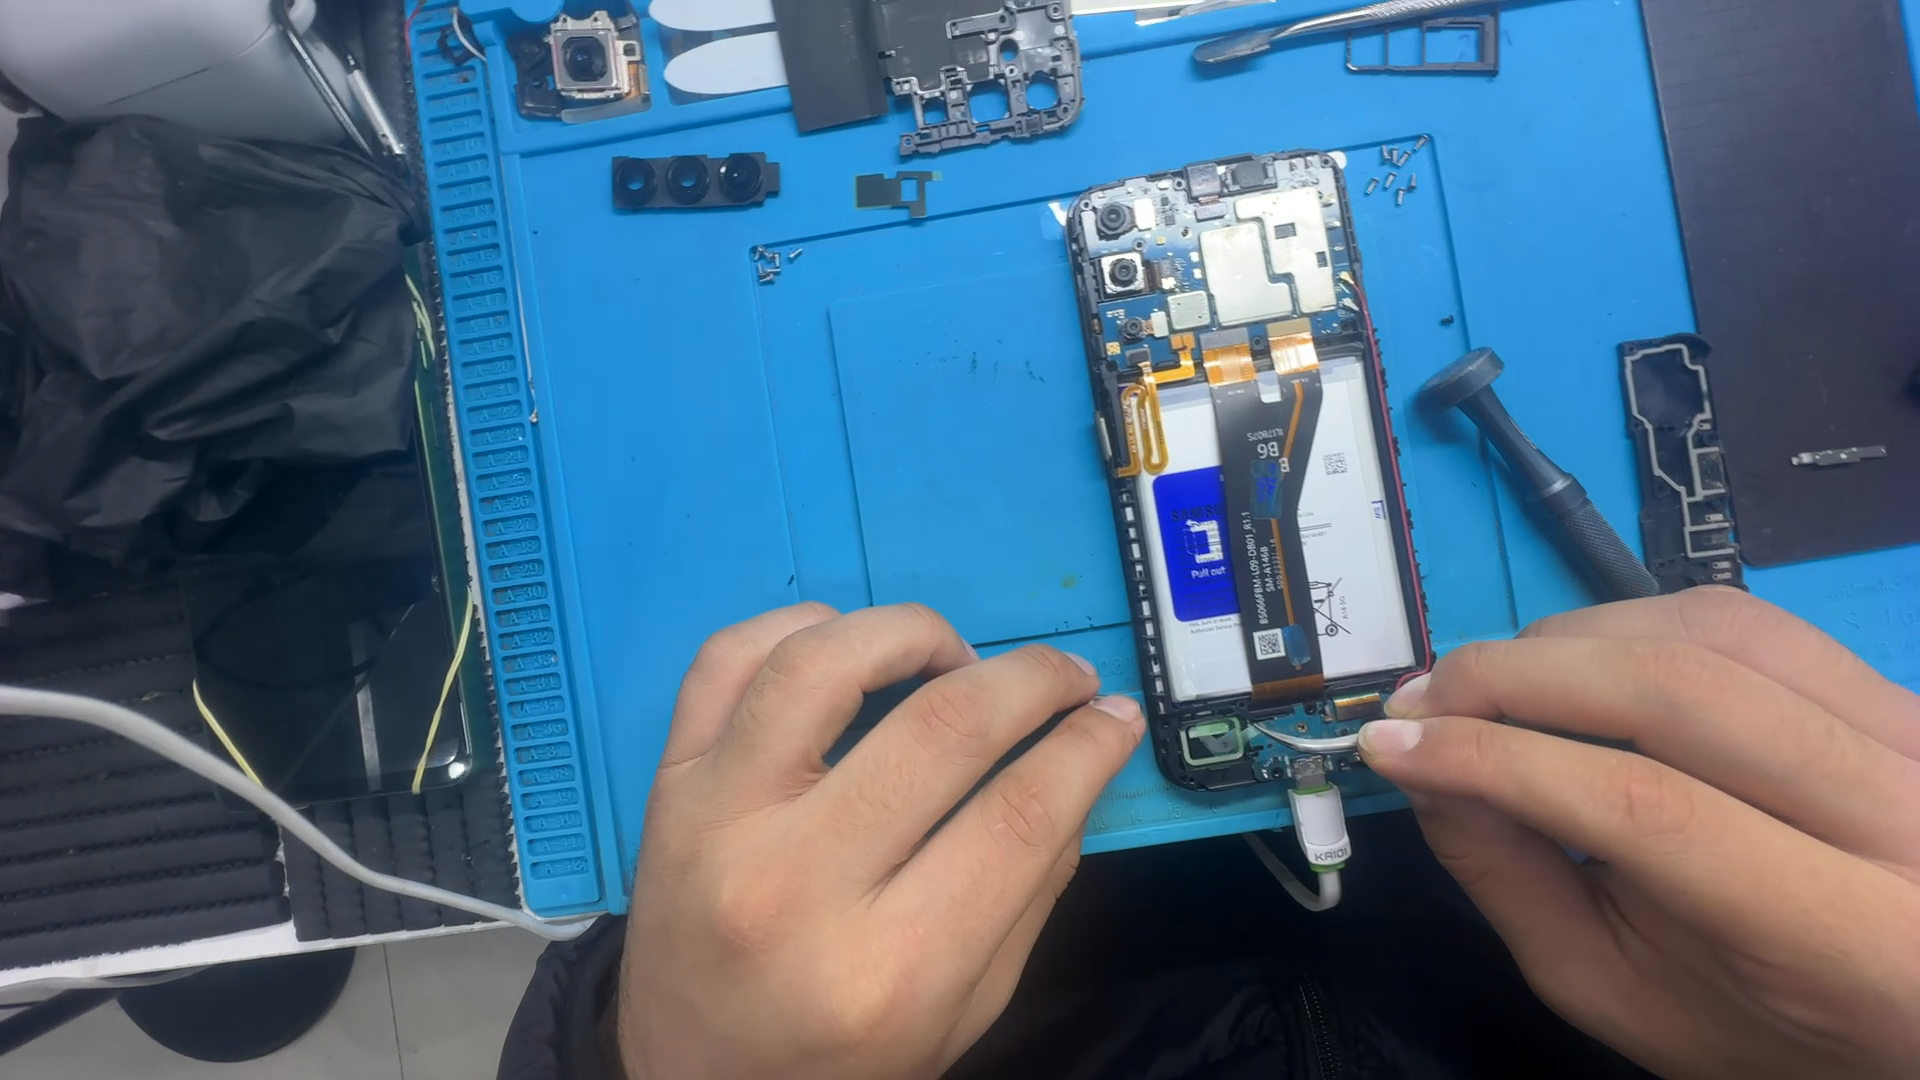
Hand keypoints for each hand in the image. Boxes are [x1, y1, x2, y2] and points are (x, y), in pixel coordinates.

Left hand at [613, 603, 1143, 1079]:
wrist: (687, 1075)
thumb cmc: (838, 1054)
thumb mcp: (963, 1009)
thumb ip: (1031, 890)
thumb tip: (1079, 764)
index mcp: (887, 970)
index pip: (1017, 818)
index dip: (1085, 748)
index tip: (1114, 714)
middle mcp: (794, 886)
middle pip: (939, 730)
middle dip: (1030, 680)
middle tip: (1064, 675)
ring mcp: (714, 821)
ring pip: (820, 664)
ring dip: (912, 631)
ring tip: (953, 654)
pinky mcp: (667, 781)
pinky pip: (725, 660)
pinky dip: (799, 624)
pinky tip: (847, 644)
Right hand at [1357, 587, 1919, 1078]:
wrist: (1903, 1005)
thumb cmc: (1743, 1023)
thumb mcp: (1600, 978)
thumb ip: (1498, 868)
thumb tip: (1412, 758)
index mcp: (1858, 943)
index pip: (1644, 807)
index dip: (1490, 758)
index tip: (1386, 744)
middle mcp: (1917, 822)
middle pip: (1673, 691)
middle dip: (1505, 679)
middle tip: (1418, 703)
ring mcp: (1919, 740)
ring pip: (1700, 633)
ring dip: (1553, 644)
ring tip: (1485, 686)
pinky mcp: (1894, 696)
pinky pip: (1733, 620)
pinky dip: (1616, 625)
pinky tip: (1568, 667)